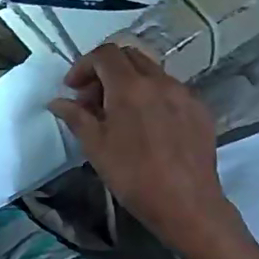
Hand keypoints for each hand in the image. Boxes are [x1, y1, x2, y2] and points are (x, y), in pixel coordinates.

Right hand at [48, 43, 243, 253]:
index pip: (105, 54)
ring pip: (151, 72)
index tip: (72, 89)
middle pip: (129, 56)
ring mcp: (185, 95)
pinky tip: (145, 125)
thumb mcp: (94, 145)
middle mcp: (160, 82)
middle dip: (105, 70)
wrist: (186, 204)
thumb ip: (75, 116)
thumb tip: (57, 102)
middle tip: (91, 98)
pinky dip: (150, 96)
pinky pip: (170, 91)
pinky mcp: (200, 112)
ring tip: (117, 114)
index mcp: (130, 87)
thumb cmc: (132, 174)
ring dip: (128, 83)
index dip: (83, 66)